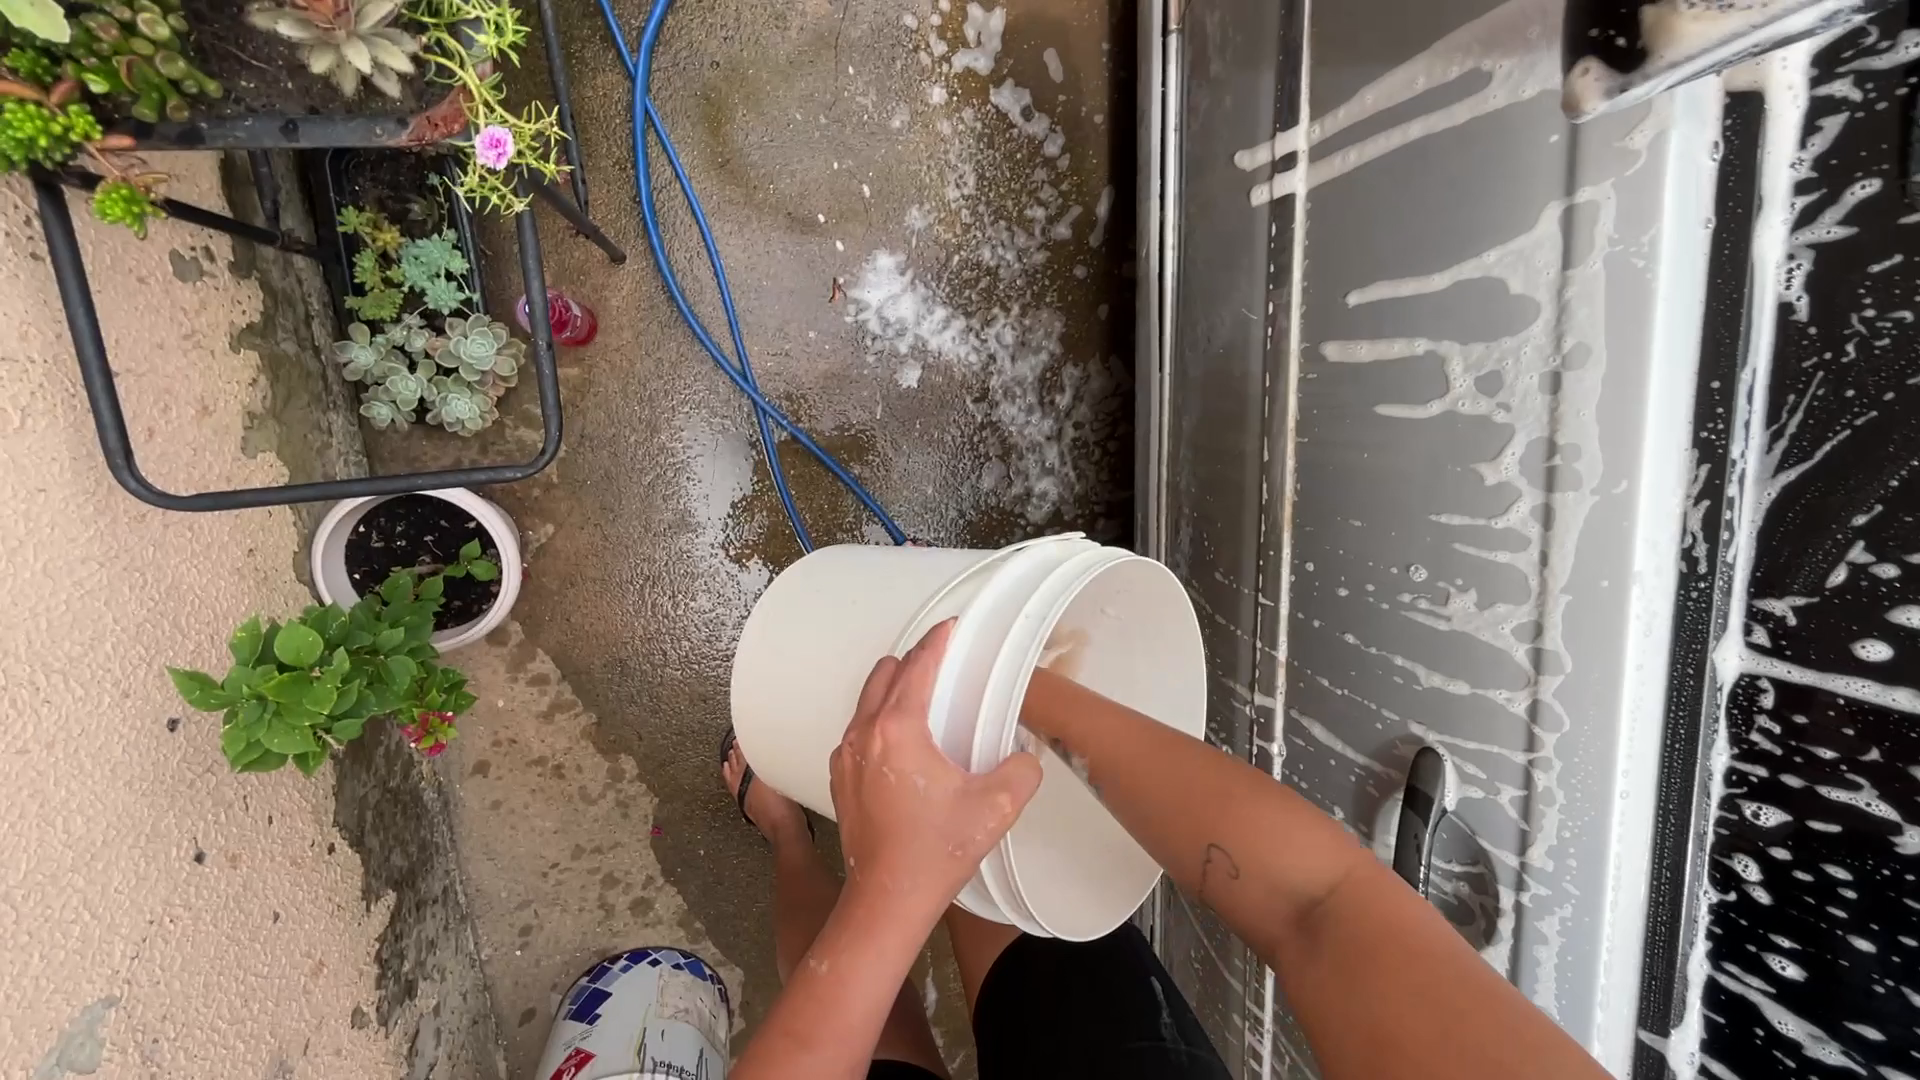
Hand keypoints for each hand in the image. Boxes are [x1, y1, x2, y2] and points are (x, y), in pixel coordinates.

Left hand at [829, 619, 1042, 912]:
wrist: (886, 899)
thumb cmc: (935, 852)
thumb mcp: (995, 807)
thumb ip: (1022, 771)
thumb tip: (1024, 757)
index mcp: (898, 729)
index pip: (918, 666)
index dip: (938, 642)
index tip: (951, 627)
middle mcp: (864, 734)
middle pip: (885, 673)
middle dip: (914, 660)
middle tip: (943, 663)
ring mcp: (845, 755)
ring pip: (867, 700)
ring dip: (893, 688)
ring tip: (924, 699)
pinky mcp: (839, 777)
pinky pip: (857, 729)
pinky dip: (878, 719)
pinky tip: (902, 741)